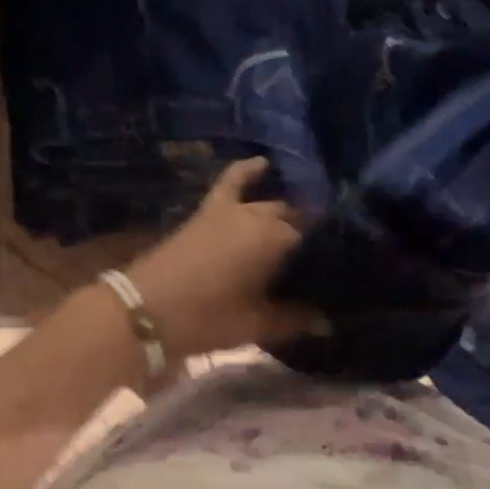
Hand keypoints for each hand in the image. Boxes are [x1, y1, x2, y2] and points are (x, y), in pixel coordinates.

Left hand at [121, 158, 324, 359]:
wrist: (145, 308)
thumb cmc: (206, 318)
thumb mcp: (255, 325)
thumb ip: (294, 320)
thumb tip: (327, 322)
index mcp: (276, 239)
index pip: (315, 238)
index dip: (330, 254)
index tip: (344, 270)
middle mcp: (258, 215)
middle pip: (294, 218)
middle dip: (309, 235)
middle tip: (324, 260)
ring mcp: (230, 208)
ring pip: (269, 204)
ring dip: (285, 211)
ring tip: (306, 226)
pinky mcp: (208, 209)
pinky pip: (232, 181)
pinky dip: (248, 171)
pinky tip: (263, 163)